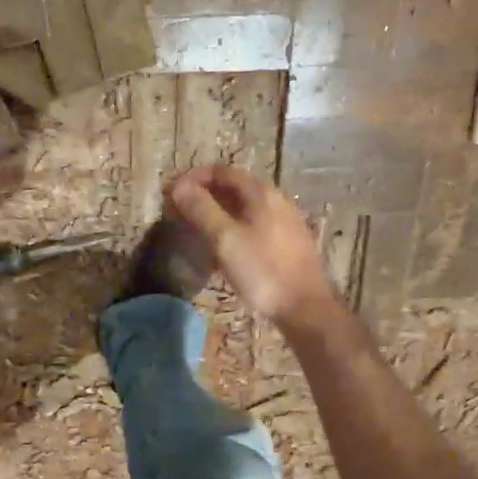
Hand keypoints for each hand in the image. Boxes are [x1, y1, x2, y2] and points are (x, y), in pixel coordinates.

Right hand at [167, 166, 340, 328]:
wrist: (305, 307)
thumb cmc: (263, 271)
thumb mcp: (225, 239)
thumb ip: (201, 210)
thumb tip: (178, 186)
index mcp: (260, 193)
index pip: (221, 171)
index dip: (193, 178)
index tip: (171, 194)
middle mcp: (275, 199)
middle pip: (233, 188)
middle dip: (203, 196)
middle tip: (179, 214)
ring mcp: (284, 221)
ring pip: (243, 208)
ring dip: (217, 214)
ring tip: (196, 232)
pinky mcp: (287, 242)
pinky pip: (253, 226)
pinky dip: (232, 229)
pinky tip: (223, 250)